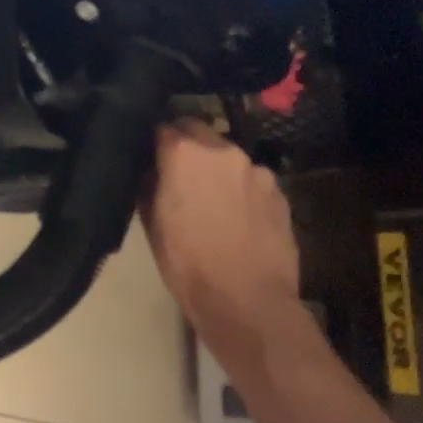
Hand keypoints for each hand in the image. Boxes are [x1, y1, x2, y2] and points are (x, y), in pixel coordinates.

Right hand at [142, 120, 306, 368]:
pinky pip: (249, 180)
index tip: (143, 153)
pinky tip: (230, 216)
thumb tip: (147, 168)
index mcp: (186, 154)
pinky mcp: (280, 194)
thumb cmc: (184, 258)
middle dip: (184, 147)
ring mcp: (259, 173)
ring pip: (226, 158)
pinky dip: (236, 189)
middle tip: (170, 173)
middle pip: (199, 133)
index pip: (163, 126)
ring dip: (213, 169)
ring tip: (203, 199)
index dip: (151, 139)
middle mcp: (226, 153)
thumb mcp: (149, 218)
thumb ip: (149, 182)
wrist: (244, 297)